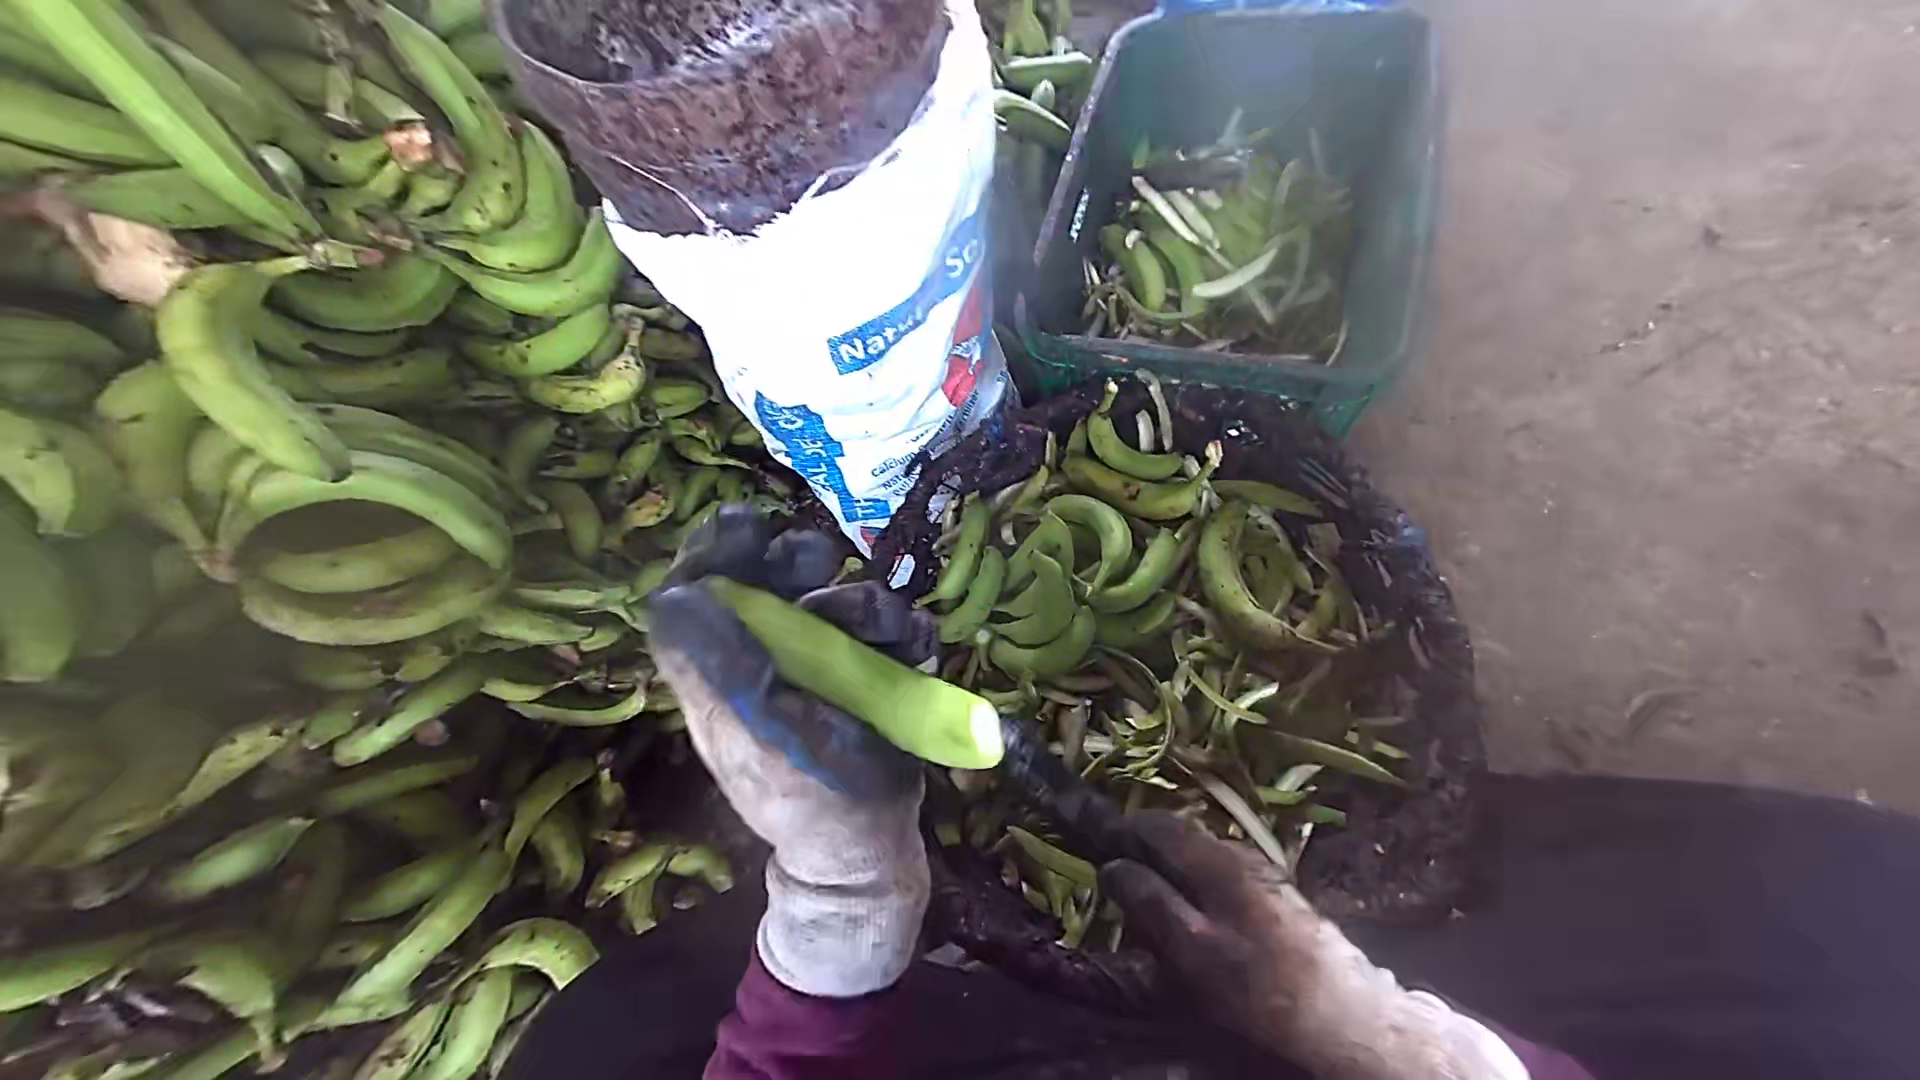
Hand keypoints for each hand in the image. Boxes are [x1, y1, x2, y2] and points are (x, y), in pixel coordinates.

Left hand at [647, 507, 933, 997]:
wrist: (864, 844)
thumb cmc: (797, 796)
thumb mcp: (749, 733)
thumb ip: (717, 665)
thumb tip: (677, 592)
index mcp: (729, 664)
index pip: (707, 588)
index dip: (720, 550)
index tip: (748, 524)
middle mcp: (778, 650)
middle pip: (781, 578)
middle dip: (803, 561)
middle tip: (822, 560)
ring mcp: (833, 658)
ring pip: (849, 596)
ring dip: (867, 603)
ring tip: (883, 634)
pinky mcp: (879, 669)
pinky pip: (899, 629)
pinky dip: (910, 632)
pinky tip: (915, 652)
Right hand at [1102, 813, 1526, 1079]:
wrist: (1348, 1016)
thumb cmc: (1260, 984)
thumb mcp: (1191, 949)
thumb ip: (1149, 902)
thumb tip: (1112, 866)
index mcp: (1210, 857)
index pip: (1154, 822)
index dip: (1123, 831)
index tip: (1103, 850)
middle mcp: (1233, 850)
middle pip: (1175, 835)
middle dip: (1145, 851)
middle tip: (1125, 884)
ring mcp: (1256, 869)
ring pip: (1196, 855)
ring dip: (1170, 869)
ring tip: (1156, 905)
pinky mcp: (1271, 892)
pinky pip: (1218, 874)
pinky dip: (1195, 885)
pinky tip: (1196, 919)